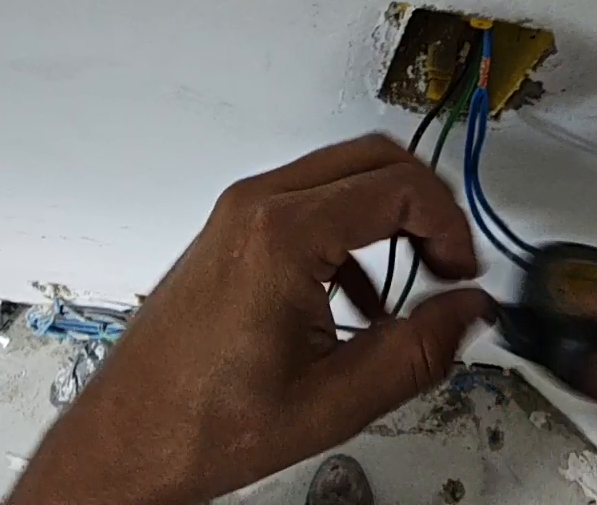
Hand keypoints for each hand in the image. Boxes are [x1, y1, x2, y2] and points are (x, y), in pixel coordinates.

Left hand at [7, 135, 495, 504]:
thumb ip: (419, 350)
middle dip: (427, 202)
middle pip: (374, 156)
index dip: (448, 225)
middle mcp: (259, 202)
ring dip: (391, 210)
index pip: (397, 188)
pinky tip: (362, 295)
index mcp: (283, 234)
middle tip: (449, 257)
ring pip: (344, 170)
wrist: (125, 439)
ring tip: (416, 272)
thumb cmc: (203, 423)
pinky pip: (314, 198)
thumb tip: (471, 310)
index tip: (461, 270)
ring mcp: (243, 208)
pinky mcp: (237, 223)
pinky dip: (353, 227)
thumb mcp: (334, 401)